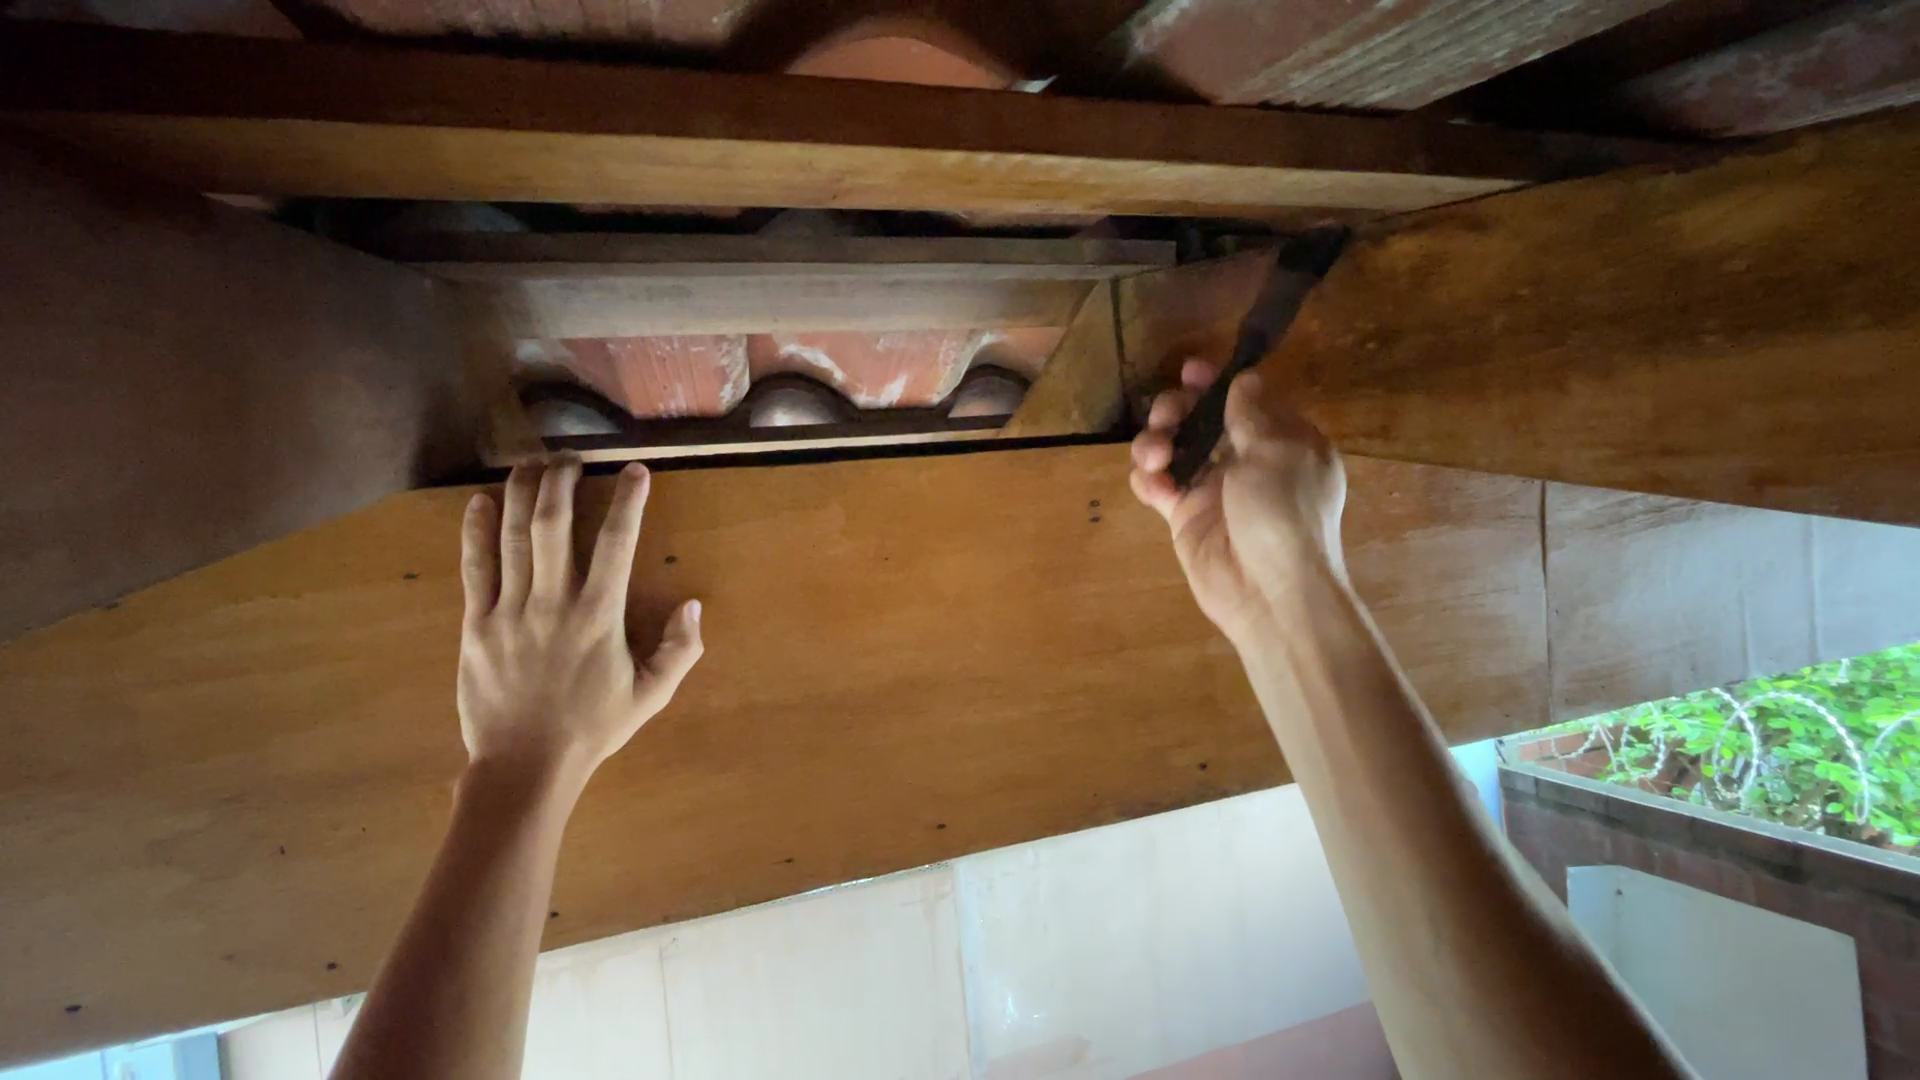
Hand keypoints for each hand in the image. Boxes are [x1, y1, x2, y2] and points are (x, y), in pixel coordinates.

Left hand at [457, 456, 703, 789]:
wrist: (525, 765)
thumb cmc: (594, 728)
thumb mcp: (651, 694)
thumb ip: (679, 650)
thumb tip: (693, 605)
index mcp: (599, 616)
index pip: (616, 544)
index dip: (628, 502)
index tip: (635, 470)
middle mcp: (553, 602)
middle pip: (552, 525)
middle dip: (562, 482)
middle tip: (571, 456)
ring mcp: (509, 611)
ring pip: (511, 538)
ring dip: (521, 494)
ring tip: (532, 464)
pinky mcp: (476, 625)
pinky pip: (474, 568)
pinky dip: (475, 531)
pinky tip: (479, 502)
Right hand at [1129, 361, 1348, 644]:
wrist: (1268, 589)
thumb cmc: (1283, 513)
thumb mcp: (1277, 452)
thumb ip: (1251, 414)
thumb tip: (1244, 378)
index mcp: (1280, 440)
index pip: (1244, 400)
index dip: (1217, 383)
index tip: (1191, 371)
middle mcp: (1245, 460)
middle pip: (1199, 419)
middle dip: (1176, 410)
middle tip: (1168, 417)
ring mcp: (1211, 488)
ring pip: (1172, 448)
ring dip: (1155, 442)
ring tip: (1156, 456)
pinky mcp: (1183, 515)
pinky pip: (1157, 485)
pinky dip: (1148, 478)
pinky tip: (1153, 484)